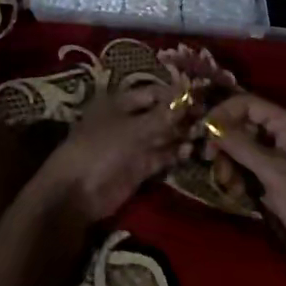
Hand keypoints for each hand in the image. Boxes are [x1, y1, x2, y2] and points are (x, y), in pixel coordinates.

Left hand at [34, 82, 189, 221]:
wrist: (77, 191)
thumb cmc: (100, 148)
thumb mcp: (131, 130)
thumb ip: (161, 117)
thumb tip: (188, 97)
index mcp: (119, 103)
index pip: (152, 93)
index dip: (175, 96)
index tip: (200, 98)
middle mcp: (128, 121)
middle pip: (159, 115)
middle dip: (181, 116)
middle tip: (208, 119)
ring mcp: (134, 145)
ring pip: (163, 136)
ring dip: (181, 135)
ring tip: (203, 136)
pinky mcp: (139, 167)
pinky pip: (161, 156)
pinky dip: (175, 154)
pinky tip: (190, 152)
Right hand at [202, 93, 285, 252]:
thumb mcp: (271, 171)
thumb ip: (240, 145)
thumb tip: (210, 125)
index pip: (247, 103)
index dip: (224, 112)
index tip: (204, 131)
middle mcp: (281, 131)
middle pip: (241, 123)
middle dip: (225, 142)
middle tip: (209, 159)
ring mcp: (277, 150)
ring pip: (240, 143)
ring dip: (229, 160)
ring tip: (226, 181)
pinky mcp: (273, 168)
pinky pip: (246, 160)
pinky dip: (237, 172)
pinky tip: (236, 189)